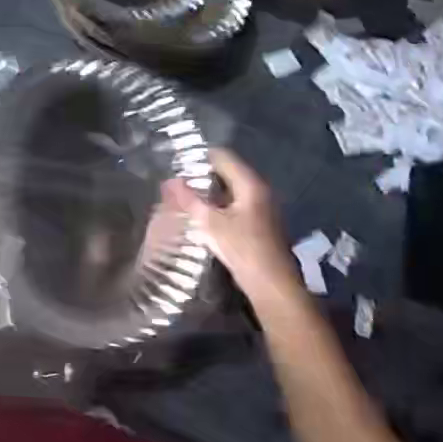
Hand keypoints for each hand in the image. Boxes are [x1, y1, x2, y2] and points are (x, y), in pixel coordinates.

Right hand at [162, 148, 300, 303]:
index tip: (178, 163)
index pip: (223, 157)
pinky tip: (203, 215)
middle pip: (228, 171)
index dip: (200, 157)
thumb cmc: (243, 250)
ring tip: (186, 198)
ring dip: (210, 192)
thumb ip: (190, 200)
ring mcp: (262, 206)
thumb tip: (170, 181)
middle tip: (178, 182)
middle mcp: (259, 190)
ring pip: (232, 189)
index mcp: (250, 184)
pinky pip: (236, 204)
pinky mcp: (260, 222)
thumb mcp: (211, 224)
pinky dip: (220, 205)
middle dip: (203, 175)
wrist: (272, 284)